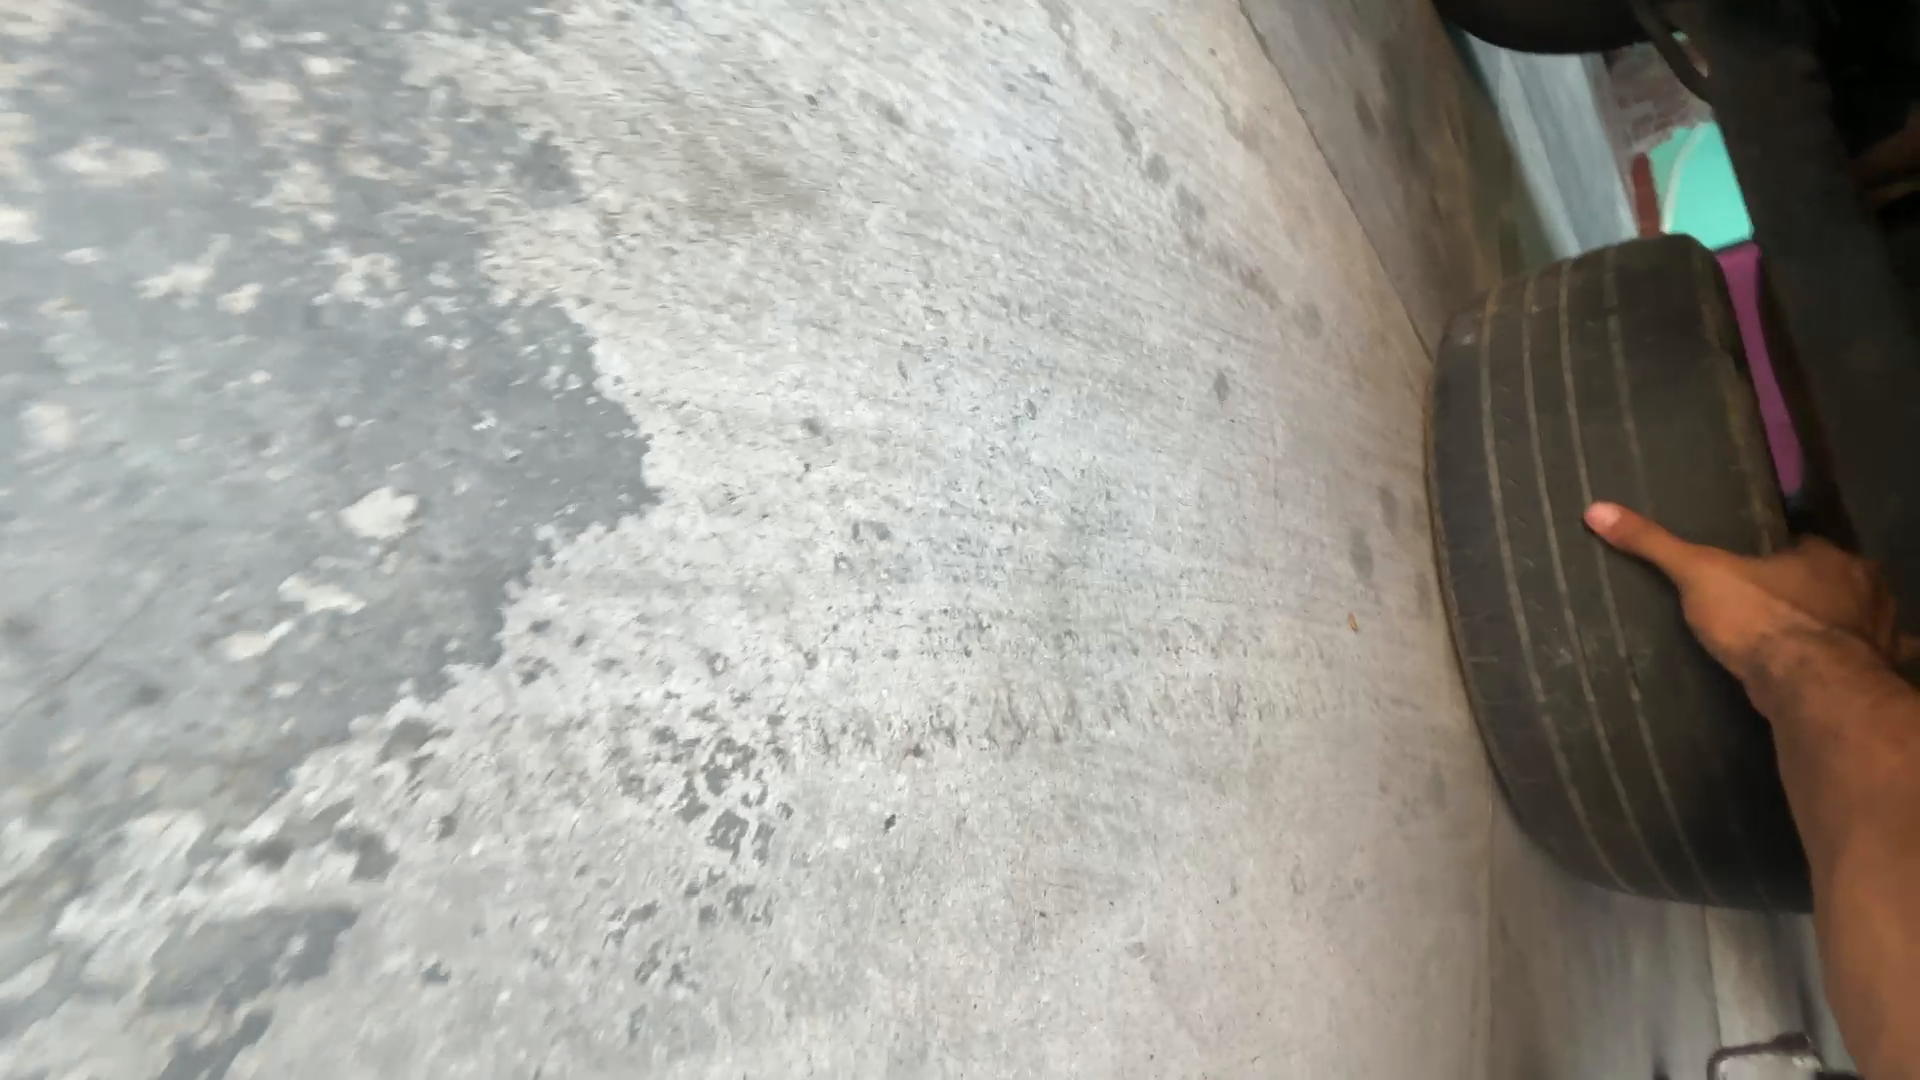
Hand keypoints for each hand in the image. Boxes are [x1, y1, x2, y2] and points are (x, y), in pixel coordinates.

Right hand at [1582, 502, 1911, 673]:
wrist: (1808, 683)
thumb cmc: (1758, 617)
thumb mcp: (1694, 572)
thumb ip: (1652, 543)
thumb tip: (1596, 509)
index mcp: (1830, 559)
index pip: (1806, 544)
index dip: (1780, 551)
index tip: (1751, 562)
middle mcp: (1866, 588)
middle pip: (1835, 578)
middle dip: (1812, 585)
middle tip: (1767, 594)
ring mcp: (1877, 631)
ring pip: (1858, 616)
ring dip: (1839, 620)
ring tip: (1799, 628)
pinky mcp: (1873, 669)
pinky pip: (1866, 658)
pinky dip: (1853, 659)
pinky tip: (1832, 665)